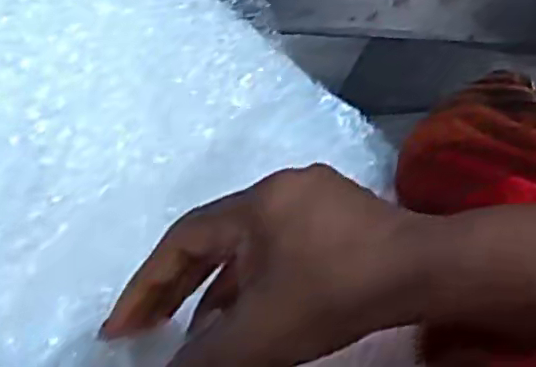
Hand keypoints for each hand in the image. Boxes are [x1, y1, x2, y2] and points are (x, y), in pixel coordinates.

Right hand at [100, 165, 428, 366]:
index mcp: (263, 200)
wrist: (416, 267)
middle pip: (218, 233)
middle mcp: (291, 185)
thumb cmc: (330, 291)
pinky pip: (283, 240)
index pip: (185, 236)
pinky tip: (250, 314)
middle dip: (178, 285)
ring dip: (219, 285)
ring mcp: (322, 194)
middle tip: (146, 333)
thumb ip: (193, 360)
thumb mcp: (250, 337)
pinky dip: (257, 275)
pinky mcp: (345, 210)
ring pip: (253, 239)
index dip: (144, 286)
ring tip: (196, 336)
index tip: (118, 333)